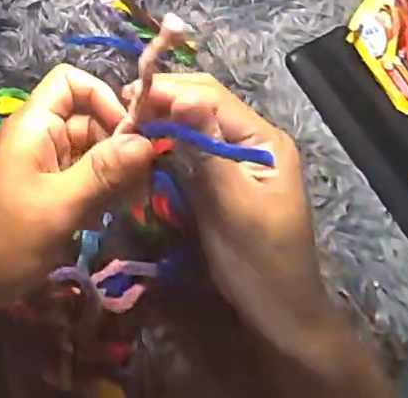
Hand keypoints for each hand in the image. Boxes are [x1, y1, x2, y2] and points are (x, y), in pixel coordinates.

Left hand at [0, 66, 156, 340]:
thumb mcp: (58, 207)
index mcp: (34, 123)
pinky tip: (106, 217)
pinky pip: (76, 175)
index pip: (72, 81)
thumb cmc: (1, 240)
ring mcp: (37, 161)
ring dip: (111, 173)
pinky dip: (95, 191)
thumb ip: (103, 172)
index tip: (130, 137)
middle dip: (117, 146)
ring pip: (86, 149)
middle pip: (87, 118)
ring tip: (131, 206)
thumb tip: (148, 141)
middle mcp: (37, 134)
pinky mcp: (39, 188)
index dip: (104, 98)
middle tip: (144, 188)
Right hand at [126, 74, 390, 393]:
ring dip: (164, 114)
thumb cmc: (262, 262)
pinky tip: (147, 138)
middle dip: (165, 98)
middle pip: (203, 100)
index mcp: (264, 138)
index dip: (171, 90)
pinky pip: (192, 140)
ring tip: (130, 118)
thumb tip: (184, 96)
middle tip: (124, 106)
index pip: (212, 96)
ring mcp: (237, 152)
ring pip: (195, 117)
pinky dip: (168, 135)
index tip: (130, 96)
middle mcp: (252, 136)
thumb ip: (207, 148)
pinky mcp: (222, 169)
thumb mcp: (233, 204)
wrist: (282, 316)